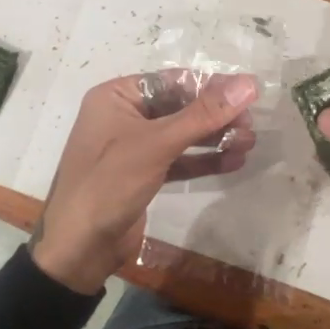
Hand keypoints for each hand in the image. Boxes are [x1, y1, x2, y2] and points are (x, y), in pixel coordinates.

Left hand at [32, 70, 259, 293]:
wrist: (78, 248)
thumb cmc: (109, 184)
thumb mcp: (157, 144)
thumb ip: (203, 115)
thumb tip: (248, 84)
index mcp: (116, 97)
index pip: (172, 81)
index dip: (211, 86)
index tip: (250, 93)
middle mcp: (123, 116)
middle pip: (179, 107)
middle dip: (216, 115)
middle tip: (251, 125)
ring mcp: (132, 148)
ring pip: (181, 135)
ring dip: (214, 138)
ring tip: (250, 143)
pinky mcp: (142, 175)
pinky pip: (178, 160)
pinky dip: (203, 161)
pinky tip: (233, 162)